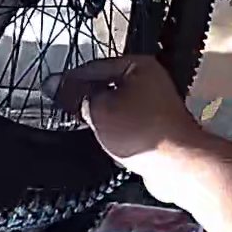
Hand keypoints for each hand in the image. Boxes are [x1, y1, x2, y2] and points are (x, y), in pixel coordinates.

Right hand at [56, 56, 211, 200]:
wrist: (179, 165)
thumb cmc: (143, 132)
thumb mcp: (99, 110)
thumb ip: (75, 96)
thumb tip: (55, 85)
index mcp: (138, 65)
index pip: (94, 67)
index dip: (70, 80)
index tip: (51, 90)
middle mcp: (149, 80)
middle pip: (106, 85)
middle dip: (86, 100)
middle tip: (65, 111)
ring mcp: (155, 103)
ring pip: (116, 106)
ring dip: (101, 118)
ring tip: (87, 128)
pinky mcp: (157, 126)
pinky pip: (128, 123)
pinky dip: (115, 131)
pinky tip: (107, 142)